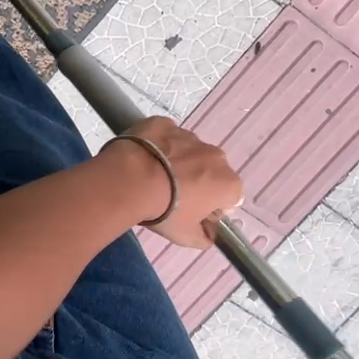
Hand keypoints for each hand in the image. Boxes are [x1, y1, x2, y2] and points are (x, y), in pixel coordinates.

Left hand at [115, 116, 243, 248]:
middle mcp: (214, 155)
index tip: (193, 211)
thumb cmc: (164, 210)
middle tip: (172, 192)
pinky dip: (158, 142)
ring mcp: (187, 134)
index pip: (229, 197)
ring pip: (188, 149)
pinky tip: (144, 155)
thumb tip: (207, 232)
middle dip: (197, 179)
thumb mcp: (187, 236)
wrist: (129, 177)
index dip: (212, 206)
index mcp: (228, 183)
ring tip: (153, 173)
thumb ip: (205, 236)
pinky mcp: (162, 122)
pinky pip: (164, 134)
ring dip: (177, 159)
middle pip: (210, 169)